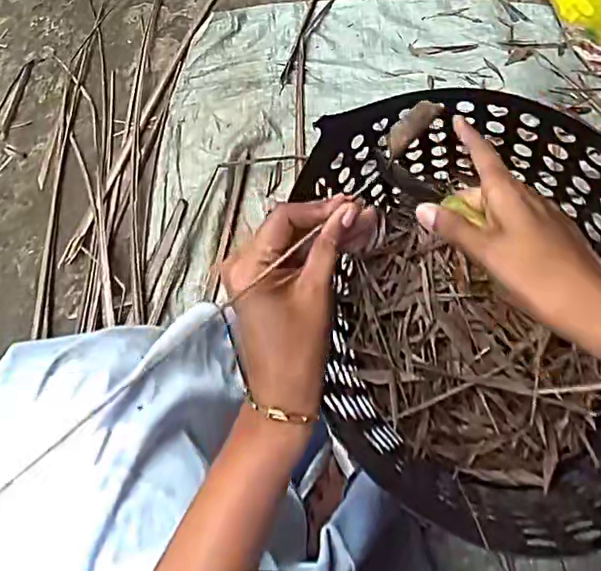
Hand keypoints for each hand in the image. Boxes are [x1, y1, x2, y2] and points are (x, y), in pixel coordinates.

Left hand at [220, 195, 370, 419]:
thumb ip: (329, 245)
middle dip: (325, 219)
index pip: (284, 218)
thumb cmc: (295, 352)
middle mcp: (242, 262)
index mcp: (247, 264)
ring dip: (324, 233)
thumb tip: (346, 213)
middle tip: (358, 213)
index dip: (319, 208)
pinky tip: (341, 240)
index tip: (348, 204)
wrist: (284, 396)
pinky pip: (289, 255)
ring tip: (357, 225)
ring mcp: (250, 272)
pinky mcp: (261, 281)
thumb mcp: (315, 291)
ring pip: (291, 239)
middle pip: (287, 226)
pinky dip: (314, 249)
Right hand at [414, 117, 600, 335]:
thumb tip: (424, 208)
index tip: (458, 120)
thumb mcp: (487, 253)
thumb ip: (454, 229)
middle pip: (488, 188)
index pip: (483, 156)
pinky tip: (505, 260)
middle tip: (447, 229)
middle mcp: (529, 197)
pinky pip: (521, 223)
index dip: (469, 138)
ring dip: (484, 221)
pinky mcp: (558, 235)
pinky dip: (504, 232)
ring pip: (505, 207)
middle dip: (466, 203)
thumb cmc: (538, 277)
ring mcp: (547, 215)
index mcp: (508, 194)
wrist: (595, 309)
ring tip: (474, 250)